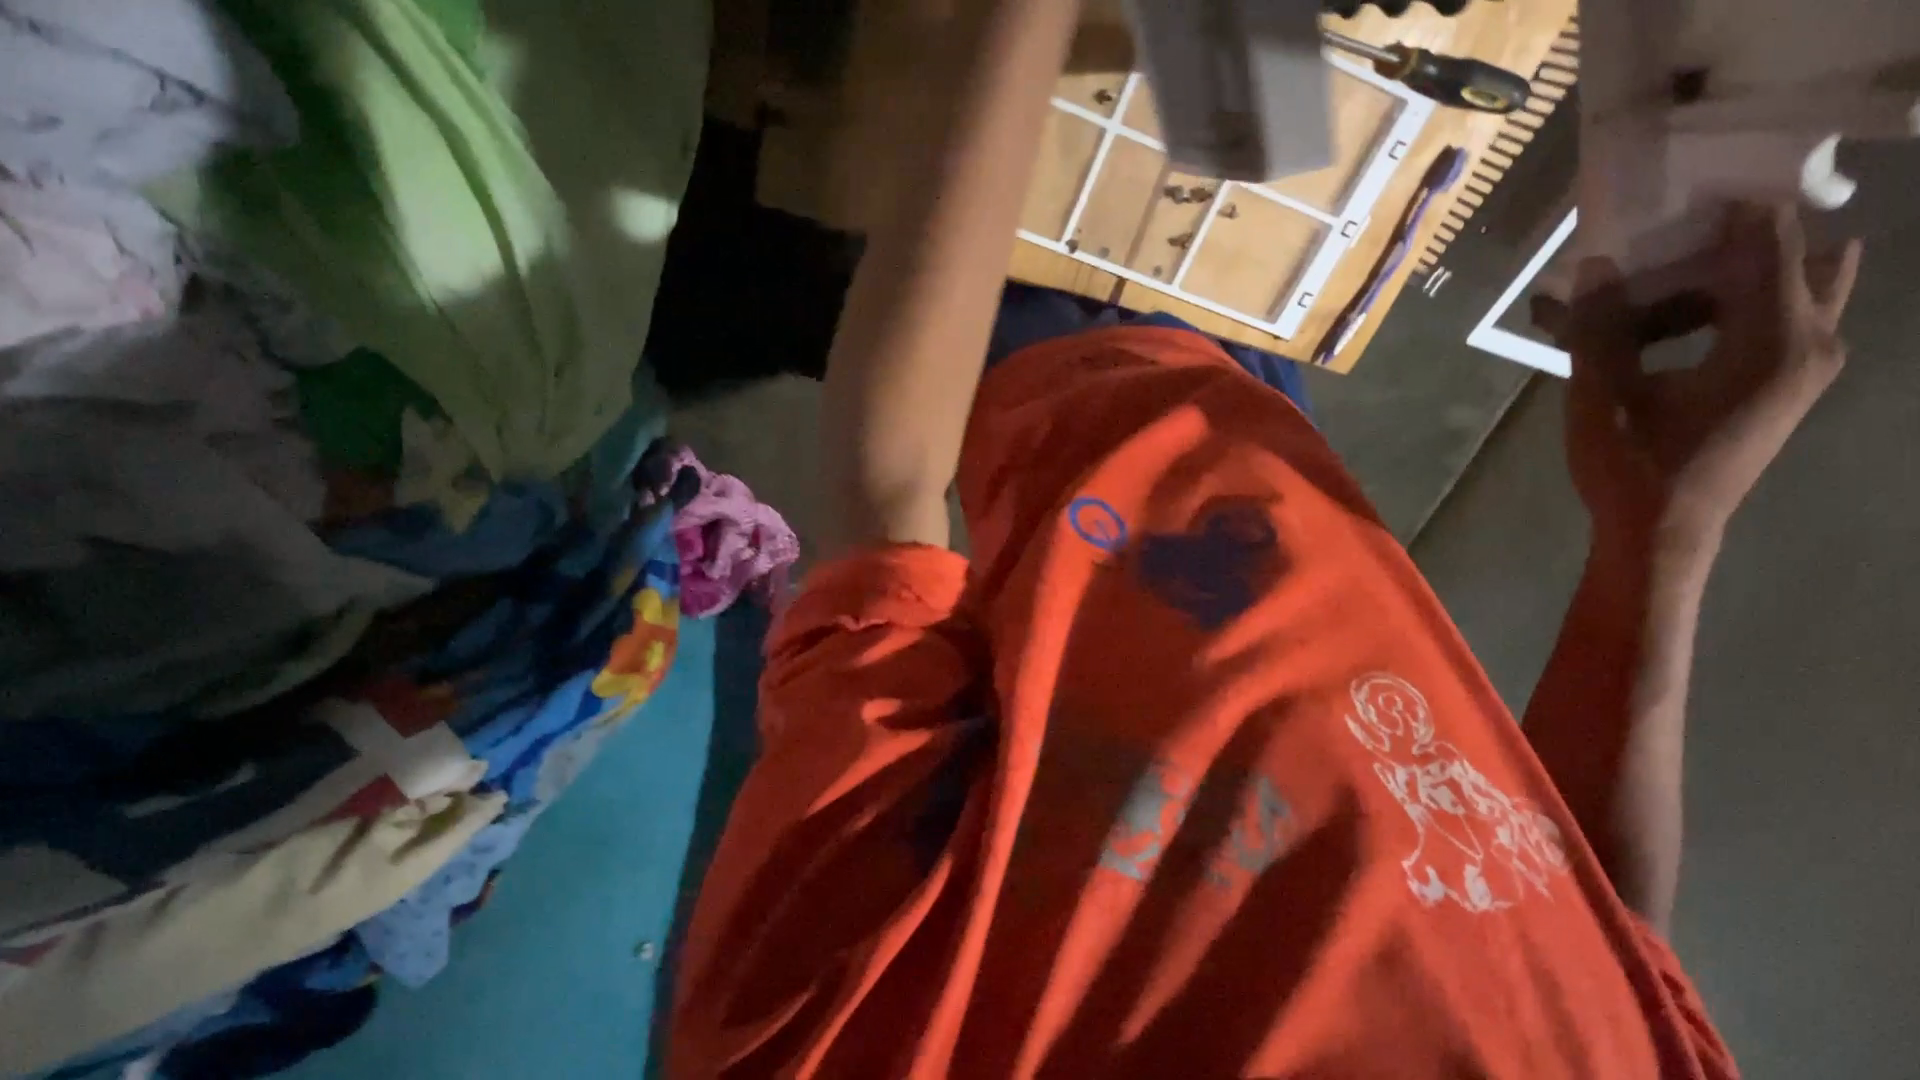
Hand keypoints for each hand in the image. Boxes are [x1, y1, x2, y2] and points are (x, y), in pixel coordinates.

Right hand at [1555, 203, 1860, 553]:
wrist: (1662, 535)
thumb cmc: (1633, 468)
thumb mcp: (1603, 394)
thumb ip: (1598, 326)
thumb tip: (1591, 263)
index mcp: (1773, 340)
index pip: (1770, 242)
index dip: (1731, 205)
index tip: (1687, 178)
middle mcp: (1808, 343)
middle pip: (1795, 258)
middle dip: (1734, 241)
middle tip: (1666, 235)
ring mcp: (1800, 367)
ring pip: (1780, 291)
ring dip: (1715, 283)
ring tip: (1637, 292)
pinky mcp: (1780, 386)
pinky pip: (1765, 324)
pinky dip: (1714, 314)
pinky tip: (1645, 330)